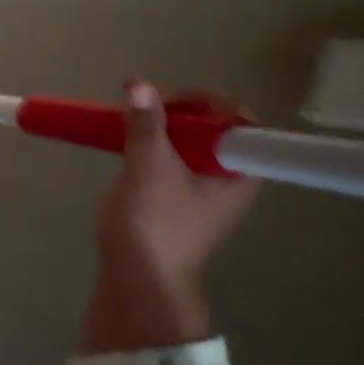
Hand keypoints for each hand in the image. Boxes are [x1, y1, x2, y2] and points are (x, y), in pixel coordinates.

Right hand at [81, 80, 260, 354]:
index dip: (203, 102)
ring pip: (184, 145)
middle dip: (171, 113)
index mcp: (240, 171)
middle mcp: (229, 178)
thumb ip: (146, 126)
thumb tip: (139, 85)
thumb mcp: (149, 169)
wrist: (139, 279)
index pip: (237, 119)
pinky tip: (123, 150)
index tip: (163, 100)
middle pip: (209, 129)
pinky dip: (147, 151)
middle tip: (136, 110)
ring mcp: (202, 192)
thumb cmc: (155, 224)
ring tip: (123, 126)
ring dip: (156, 131)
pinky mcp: (174, 202)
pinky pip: (167, 163)